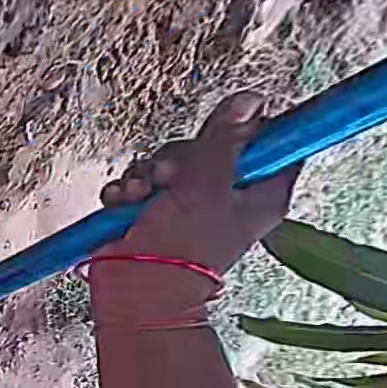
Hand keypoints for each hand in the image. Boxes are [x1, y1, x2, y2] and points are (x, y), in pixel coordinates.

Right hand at [94, 91, 298, 314]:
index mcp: (256, 193)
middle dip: (174, 158)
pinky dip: (123, 191)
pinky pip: (134, 186)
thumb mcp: (205, 187)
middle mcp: (220, 197)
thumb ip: (223, 142)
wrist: (134, 287)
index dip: (244, 133)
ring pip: (162, 167)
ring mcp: (180, 206)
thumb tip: (249, 99)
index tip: (221, 132)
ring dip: (142, 176)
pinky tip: (119, 201)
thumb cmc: (179, 248)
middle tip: (165, 175)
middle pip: (204, 151)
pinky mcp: (144, 214)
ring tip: (135, 195)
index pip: (266, 146)